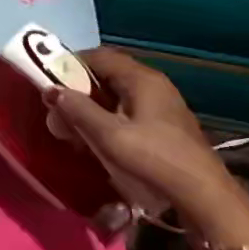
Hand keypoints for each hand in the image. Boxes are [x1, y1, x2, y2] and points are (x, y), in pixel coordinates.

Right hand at [43, 48, 241, 221]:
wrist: (200, 192)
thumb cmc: (152, 159)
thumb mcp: (108, 136)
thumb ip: (78, 111)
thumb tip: (52, 90)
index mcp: (141, 79)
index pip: (99, 56)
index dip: (70, 63)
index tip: (48, 82)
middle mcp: (153, 84)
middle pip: (107, 75)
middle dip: (78, 89)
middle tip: (58, 110)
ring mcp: (161, 104)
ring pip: (116, 94)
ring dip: (90, 106)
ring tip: (72, 128)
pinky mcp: (162, 124)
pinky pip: (126, 110)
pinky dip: (106, 118)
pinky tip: (96, 140)